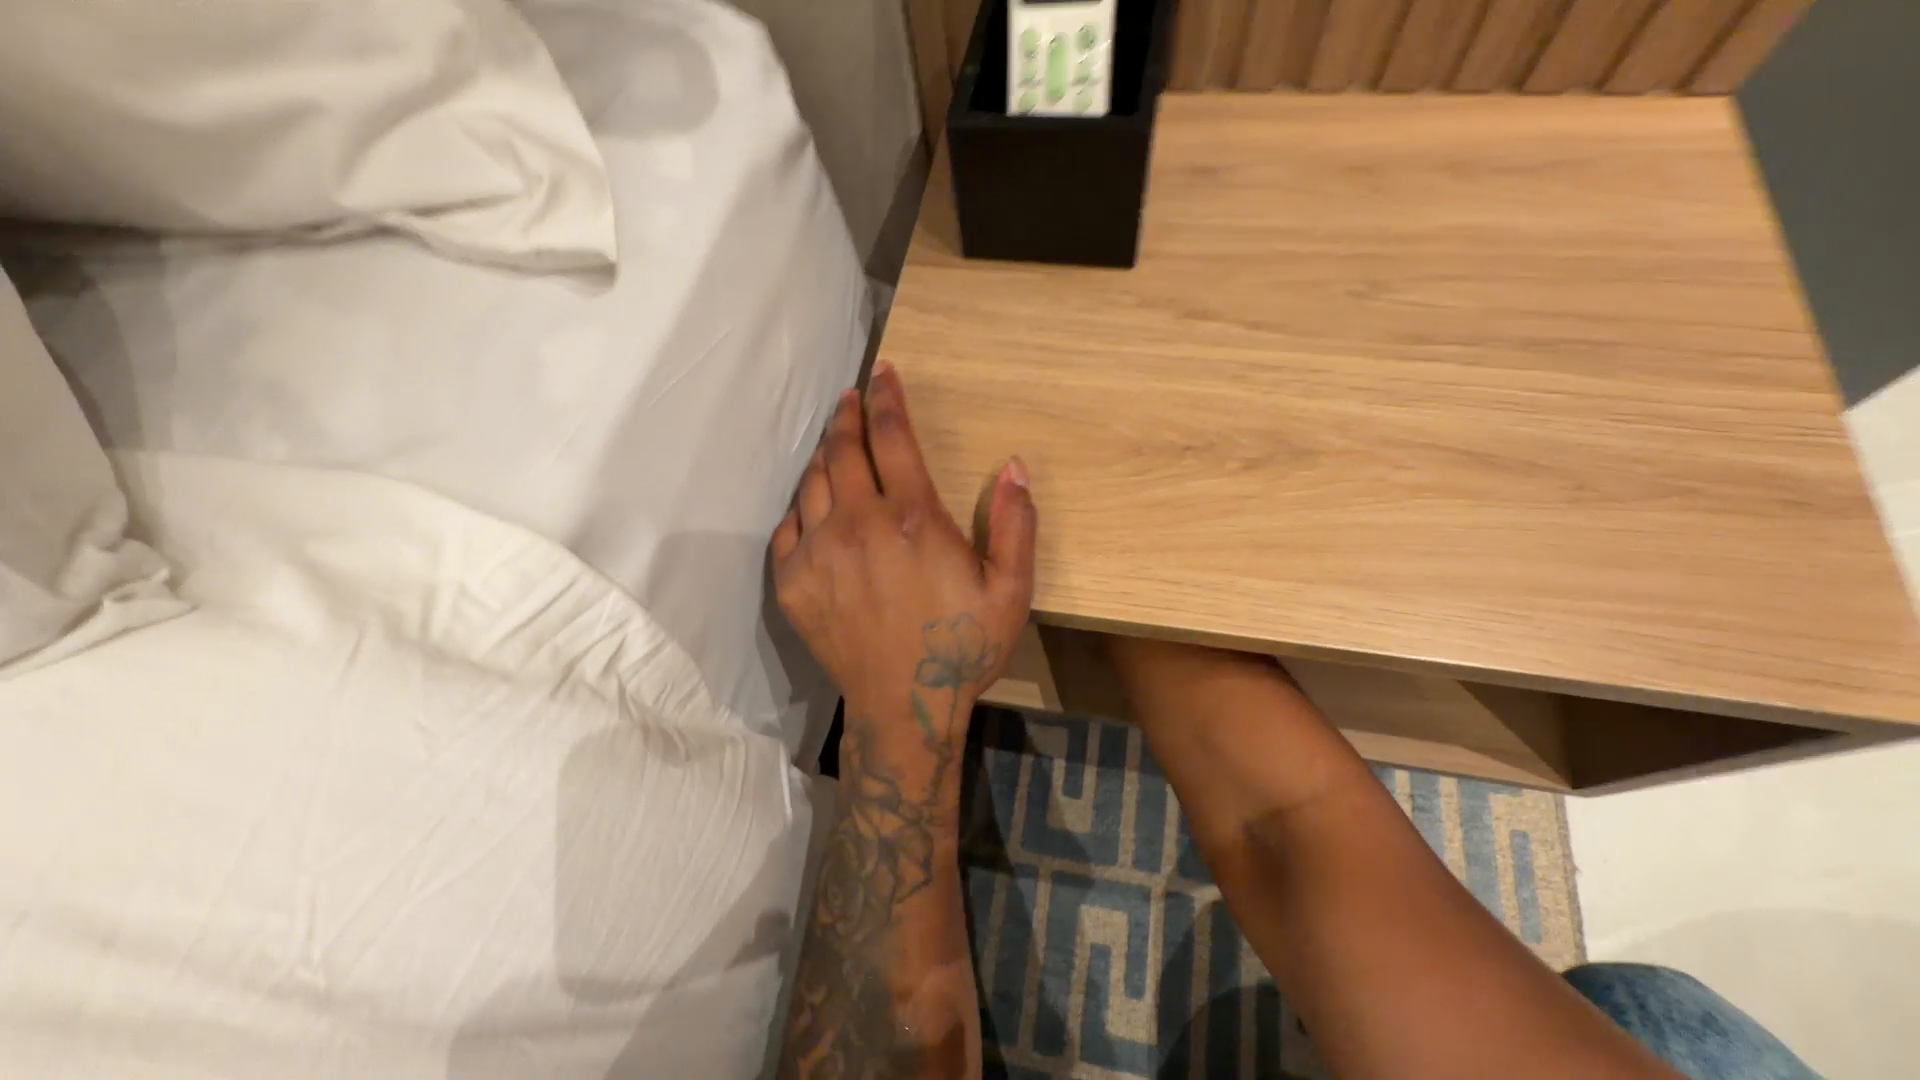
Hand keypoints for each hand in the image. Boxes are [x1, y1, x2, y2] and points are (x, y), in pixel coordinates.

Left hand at [771, 361, 1036, 757]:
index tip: (883, 372)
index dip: (887, 397)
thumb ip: (1016, 524)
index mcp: (912, 518)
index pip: (892, 436)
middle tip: (853, 398)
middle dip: (849, 415)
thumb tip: (1013, 465)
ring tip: (837, 443)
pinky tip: (815, 503)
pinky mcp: (792, 582)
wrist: (902, 706)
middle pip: (843, 448)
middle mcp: (858, 523)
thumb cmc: (961, 647)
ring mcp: (818, 552)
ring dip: (826, 454)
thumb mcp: (1011, 589)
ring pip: (812, 481)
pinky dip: (802, 504)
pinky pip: (789, 525)